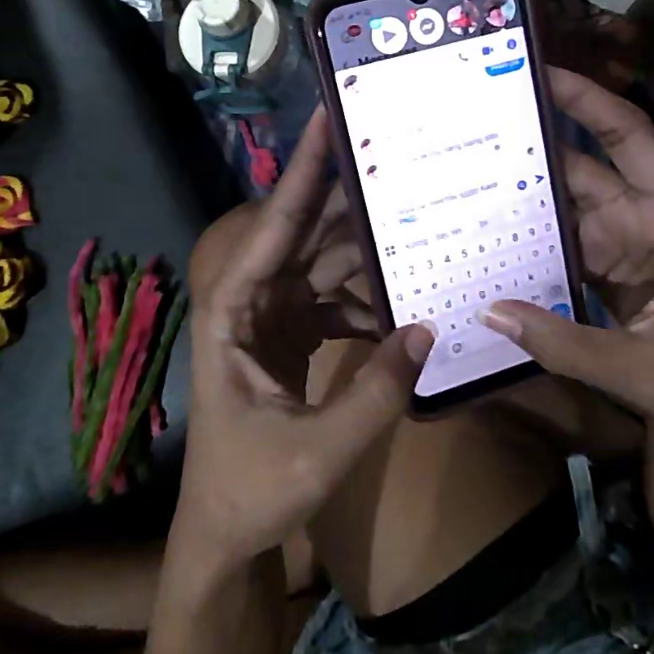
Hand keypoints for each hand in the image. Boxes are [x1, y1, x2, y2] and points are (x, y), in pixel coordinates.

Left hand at [174, 110, 432, 571]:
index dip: (301, 174)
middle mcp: (249, 301)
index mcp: (232, 313)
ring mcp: (271, 316)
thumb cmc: (251, 490)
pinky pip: (332, 299)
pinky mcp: (290, 334)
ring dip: (364, 253)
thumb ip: (375, 393)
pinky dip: (365, 299)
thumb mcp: (318, 451)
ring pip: (321, 264)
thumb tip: (427, 328)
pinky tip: (402, 304)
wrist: (226, 532)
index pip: (269, 229)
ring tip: (417, 228)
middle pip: (301, 235)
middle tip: (397, 163)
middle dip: (346, 200)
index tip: (327, 120)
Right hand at [482, 69, 653, 620]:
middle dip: (535, 147)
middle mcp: (646, 224)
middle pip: (584, 170)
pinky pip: (556, 246)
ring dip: (521, 196)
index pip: (633, 144)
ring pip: (563, 208)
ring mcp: (619, 249)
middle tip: (475, 128)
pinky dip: (524, 240)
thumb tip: (492, 313)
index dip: (592, 104)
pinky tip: (484, 238)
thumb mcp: (651, 373)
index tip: (543, 75)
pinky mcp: (600, 276)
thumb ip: (571, 346)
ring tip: (464, 180)